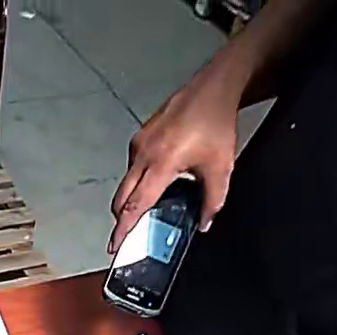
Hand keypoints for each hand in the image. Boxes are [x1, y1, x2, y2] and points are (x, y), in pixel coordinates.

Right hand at [109, 68, 240, 253]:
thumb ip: (212, 201)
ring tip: (147, 204)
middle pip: (121, 198)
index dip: (123, 228)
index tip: (115, 245)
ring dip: (131, 198)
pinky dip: (138, 180)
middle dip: (122, 218)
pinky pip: (132, 166)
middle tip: (127, 233)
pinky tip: (154, 180)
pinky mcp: (141, 136)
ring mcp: (140, 143)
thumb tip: (204, 223)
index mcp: (162, 162)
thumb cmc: (216, 120)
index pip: (135, 205)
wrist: (215, 86)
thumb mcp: (221, 168)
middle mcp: (145, 153)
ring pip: (125, 183)